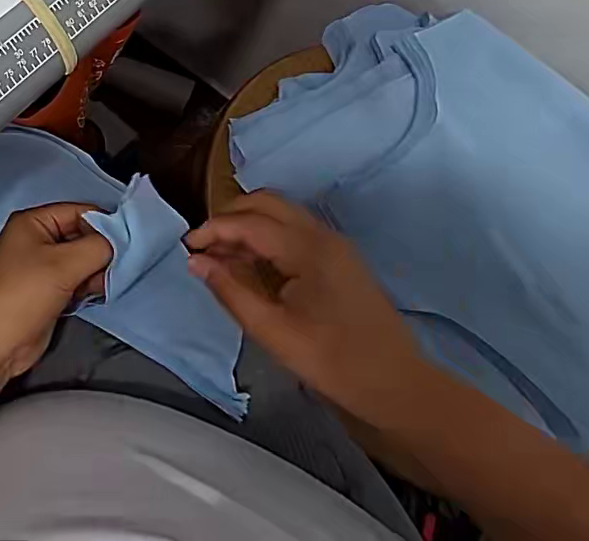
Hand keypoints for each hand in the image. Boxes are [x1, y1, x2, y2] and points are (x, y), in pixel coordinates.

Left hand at [0, 203, 113, 379]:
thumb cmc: (24, 295)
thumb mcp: (64, 265)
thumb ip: (97, 247)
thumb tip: (119, 241)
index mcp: (33, 222)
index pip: (77, 212)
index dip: (104, 222)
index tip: (130, 238)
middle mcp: (36, 238)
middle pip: (80, 235)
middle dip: (101, 249)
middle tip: (122, 264)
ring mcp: (41, 264)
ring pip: (80, 258)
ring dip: (97, 269)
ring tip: (106, 283)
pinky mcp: (47, 288)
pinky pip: (75, 277)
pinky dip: (89, 283)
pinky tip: (98, 293)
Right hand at [186, 191, 428, 420]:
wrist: (401, 388)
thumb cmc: (335, 362)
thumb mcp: (273, 333)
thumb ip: (230, 291)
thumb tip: (195, 261)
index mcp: (307, 248)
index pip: (248, 221)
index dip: (213, 230)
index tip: (187, 247)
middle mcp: (321, 233)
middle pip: (264, 201)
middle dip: (229, 217)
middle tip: (206, 247)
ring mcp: (333, 242)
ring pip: (278, 211)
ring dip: (247, 223)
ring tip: (224, 256)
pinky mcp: (338, 255)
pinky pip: (292, 227)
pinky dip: (266, 234)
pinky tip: (253, 263)